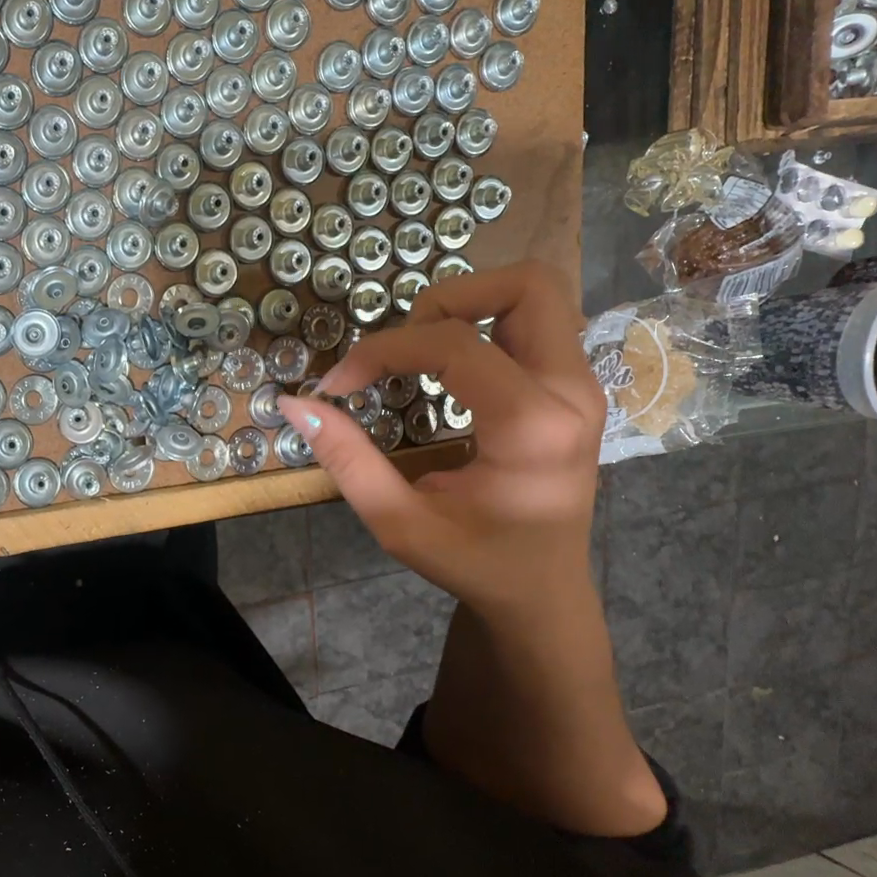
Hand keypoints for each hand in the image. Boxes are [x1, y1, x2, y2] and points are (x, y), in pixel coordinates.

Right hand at [275, 261, 603, 618]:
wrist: (542, 591)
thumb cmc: (473, 561)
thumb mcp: (396, 521)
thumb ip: (345, 458)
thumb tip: (295, 403)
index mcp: (531, 428)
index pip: (454, 344)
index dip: (381, 351)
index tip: (337, 385)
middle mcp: (571, 392)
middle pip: (526, 286)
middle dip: (446, 300)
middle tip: (399, 345)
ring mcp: (581, 385)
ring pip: (536, 294)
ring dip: (466, 307)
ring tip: (417, 352)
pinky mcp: (573, 387)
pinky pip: (533, 323)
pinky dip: (481, 325)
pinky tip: (444, 366)